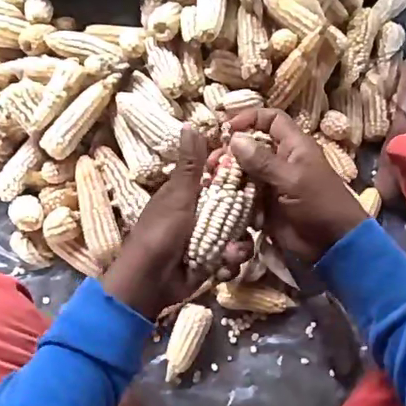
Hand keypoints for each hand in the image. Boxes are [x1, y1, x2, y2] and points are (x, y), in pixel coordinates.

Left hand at [101, 126, 251, 318]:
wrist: (149, 282)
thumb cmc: (160, 233)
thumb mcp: (178, 196)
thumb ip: (190, 165)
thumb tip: (190, 124)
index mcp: (190, 193)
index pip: (221, 177)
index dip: (239, 177)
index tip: (256, 177)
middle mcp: (201, 214)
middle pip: (236, 209)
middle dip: (244, 220)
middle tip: (249, 224)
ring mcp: (207, 239)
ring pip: (238, 236)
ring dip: (237, 246)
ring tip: (229, 253)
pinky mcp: (212, 262)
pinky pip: (232, 259)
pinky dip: (228, 265)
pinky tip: (222, 268)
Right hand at [220, 108, 366, 262]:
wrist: (332, 244)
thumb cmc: (319, 205)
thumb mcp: (292, 180)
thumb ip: (263, 161)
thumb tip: (234, 138)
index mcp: (294, 147)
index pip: (272, 120)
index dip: (251, 118)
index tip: (228, 129)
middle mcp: (281, 161)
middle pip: (251, 147)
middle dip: (230, 151)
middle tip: (213, 162)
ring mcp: (272, 184)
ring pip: (244, 172)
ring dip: (227, 174)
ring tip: (210, 180)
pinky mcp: (265, 205)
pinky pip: (244, 195)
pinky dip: (231, 195)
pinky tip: (216, 197)